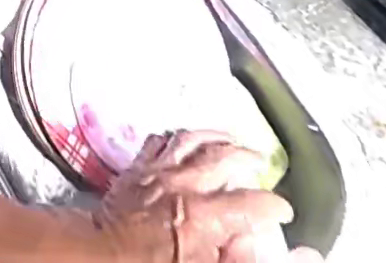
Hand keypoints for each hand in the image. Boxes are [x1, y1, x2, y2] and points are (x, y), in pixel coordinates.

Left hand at [95, 130, 320, 262]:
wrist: (102, 255)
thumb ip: (232, 260)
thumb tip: (250, 241)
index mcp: (202, 217)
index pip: (249, 205)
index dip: (272, 207)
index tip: (283, 211)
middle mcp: (183, 184)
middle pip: (221, 157)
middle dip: (246, 156)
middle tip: (259, 160)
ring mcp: (158, 170)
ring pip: (190, 139)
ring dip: (213, 136)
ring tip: (228, 137)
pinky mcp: (139, 166)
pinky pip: (160, 140)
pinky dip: (176, 137)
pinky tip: (183, 139)